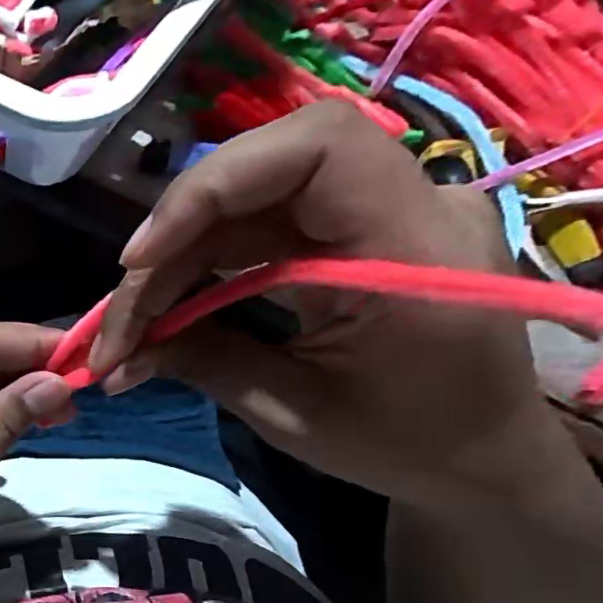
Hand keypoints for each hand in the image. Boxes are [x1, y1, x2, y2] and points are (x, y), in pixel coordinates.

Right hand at [89, 101, 557, 505]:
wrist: (481, 454)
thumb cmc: (404, 446)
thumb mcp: (294, 415)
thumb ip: (207, 365)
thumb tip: (121, 356)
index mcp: (413, 246)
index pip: (315, 148)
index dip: (212, 185)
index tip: (141, 259)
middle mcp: (406, 202)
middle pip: (264, 173)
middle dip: (175, 240)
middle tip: (121, 317)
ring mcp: (380, 210)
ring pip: (252, 202)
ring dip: (179, 259)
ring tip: (132, 325)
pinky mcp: (354, 229)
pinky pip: (265, 224)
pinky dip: (207, 262)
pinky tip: (171, 305)